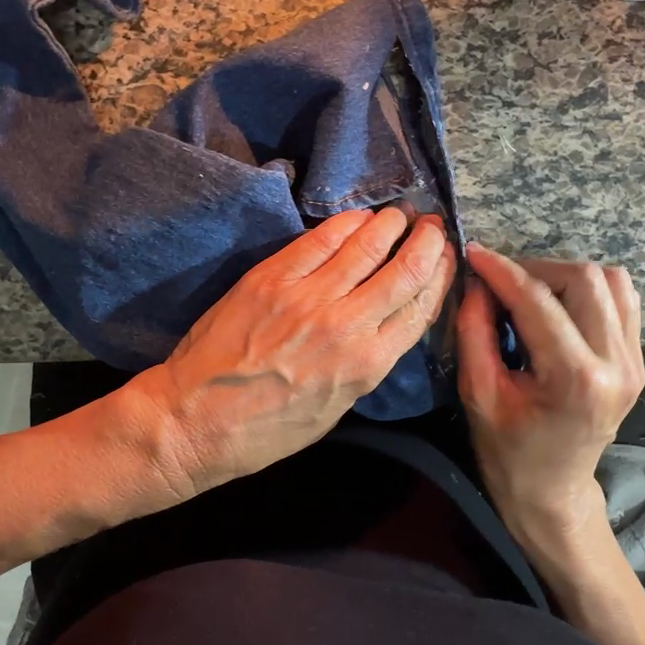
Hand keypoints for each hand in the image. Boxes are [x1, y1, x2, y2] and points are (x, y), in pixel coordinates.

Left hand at [128, 207, 456, 499]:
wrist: (195, 421)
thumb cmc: (265, 431)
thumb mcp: (334, 412)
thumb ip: (364, 368)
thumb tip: (382, 330)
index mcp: (366, 367)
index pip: (419, 309)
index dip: (440, 276)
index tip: (449, 256)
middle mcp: (347, 325)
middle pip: (403, 271)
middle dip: (427, 242)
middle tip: (433, 224)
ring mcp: (308, 296)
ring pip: (366, 246)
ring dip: (391, 224)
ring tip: (402, 213)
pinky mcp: (273, 277)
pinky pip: (320, 239)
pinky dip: (347, 223)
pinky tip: (360, 216)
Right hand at [455, 245, 644, 569]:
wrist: (552, 489)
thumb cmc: (508, 449)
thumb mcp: (479, 392)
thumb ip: (475, 330)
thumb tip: (477, 282)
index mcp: (575, 378)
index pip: (538, 300)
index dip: (502, 270)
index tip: (474, 252)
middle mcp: (617, 364)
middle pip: (583, 278)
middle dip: (534, 269)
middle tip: (501, 281)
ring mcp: (635, 361)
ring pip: (611, 281)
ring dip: (564, 276)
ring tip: (531, 293)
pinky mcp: (639, 359)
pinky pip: (623, 300)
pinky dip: (589, 291)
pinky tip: (559, 306)